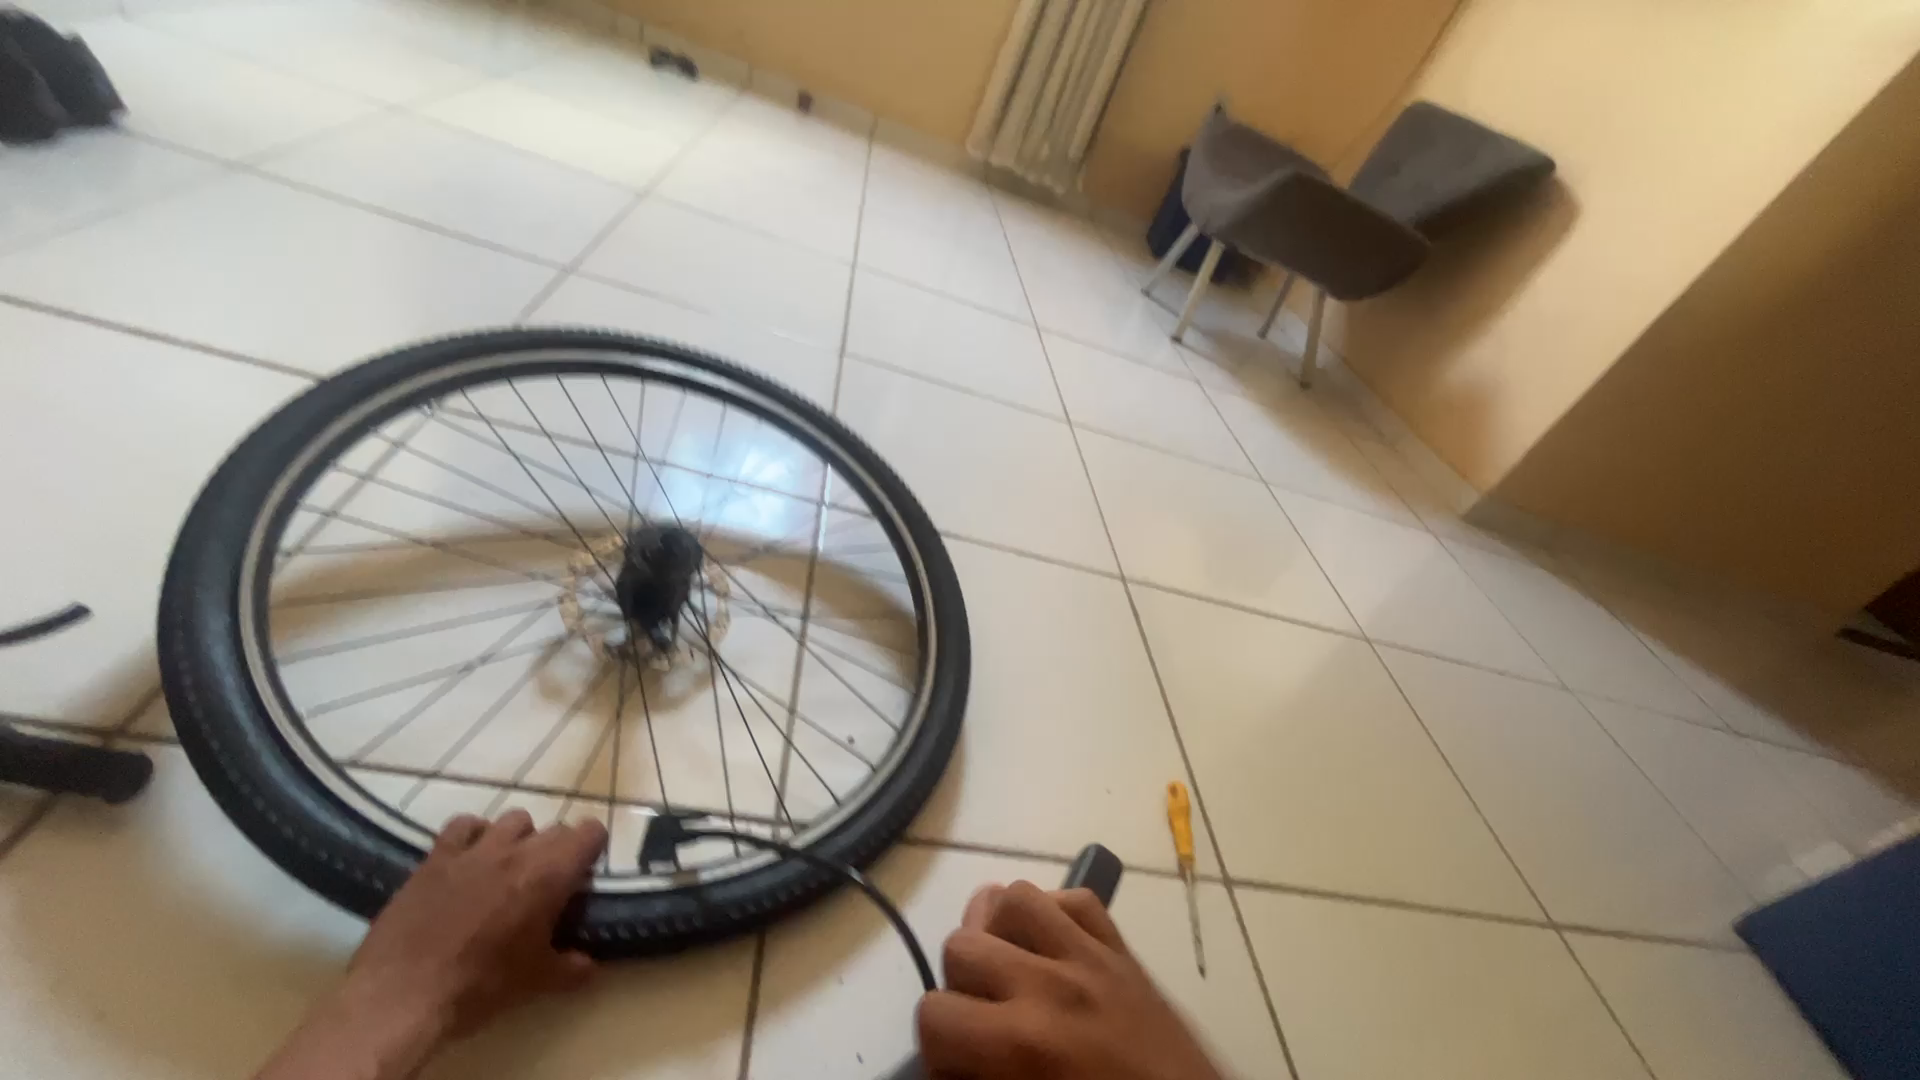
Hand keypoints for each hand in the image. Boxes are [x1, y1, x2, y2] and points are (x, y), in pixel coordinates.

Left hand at [345, 810, 607, 1039]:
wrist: (399, 997)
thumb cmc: (478, 986)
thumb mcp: (536, 982)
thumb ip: (572, 968)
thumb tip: (591, 965)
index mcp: (550, 875)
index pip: (590, 832)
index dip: (593, 847)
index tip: (586, 870)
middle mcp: (518, 851)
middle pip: (554, 828)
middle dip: (558, 848)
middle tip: (548, 880)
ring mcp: (474, 850)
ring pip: (513, 819)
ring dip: (520, 837)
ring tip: (509, 865)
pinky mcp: (436, 857)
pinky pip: (464, 824)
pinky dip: (474, 834)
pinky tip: (470, 857)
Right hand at [917, 881, 1224, 1079]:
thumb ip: (980, 1074)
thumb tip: (948, 1060)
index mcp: (1025, 1041)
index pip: (935, 1014)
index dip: (936, 1046)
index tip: (957, 1066)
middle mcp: (1052, 983)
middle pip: (961, 944)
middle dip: (960, 985)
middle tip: (982, 1022)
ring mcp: (1092, 955)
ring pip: (1014, 897)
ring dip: (1000, 931)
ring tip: (1010, 969)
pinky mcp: (1123, 949)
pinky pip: (1075, 899)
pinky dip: (1054, 914)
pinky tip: (1053, 949)